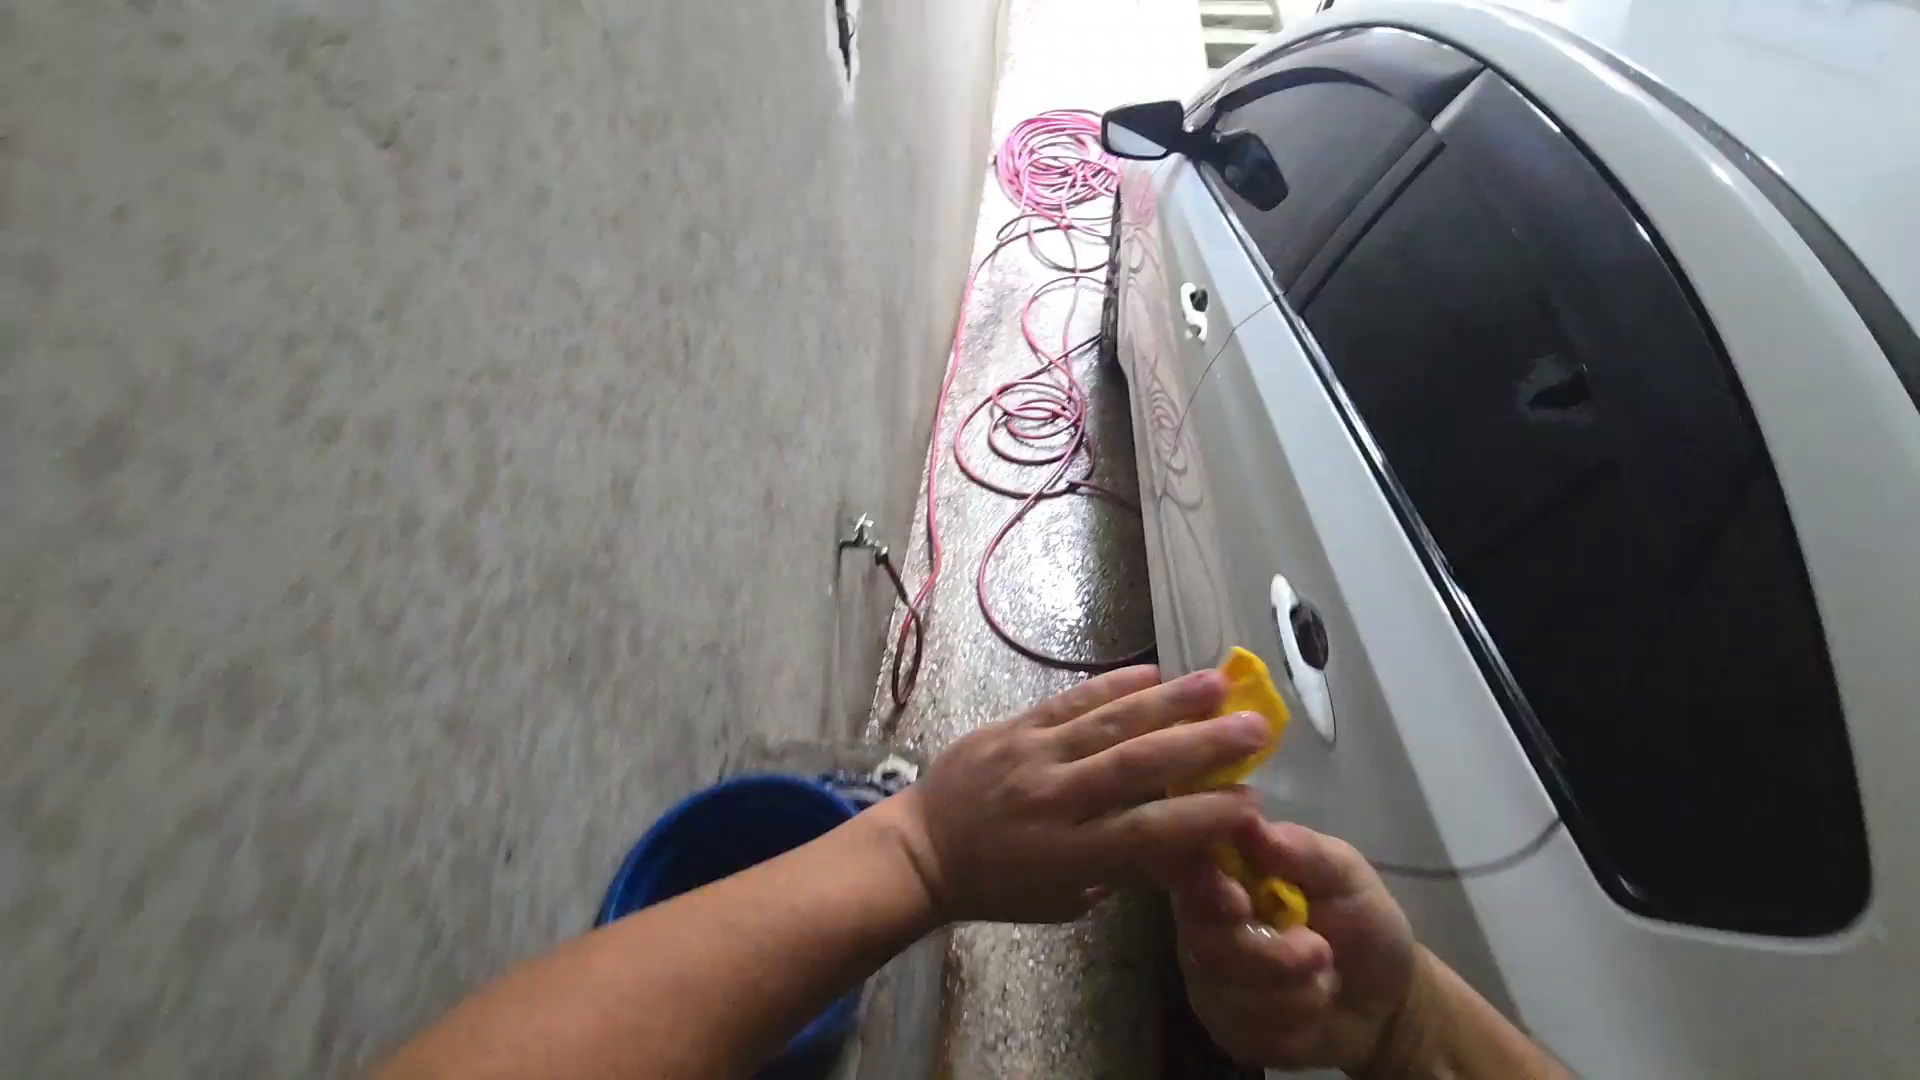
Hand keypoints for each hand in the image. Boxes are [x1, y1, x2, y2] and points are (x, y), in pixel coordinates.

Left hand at [872, 665, 1272, 923]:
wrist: (924, 847)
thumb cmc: (1001, 885)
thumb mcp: (1066, 899)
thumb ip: (1126, 869)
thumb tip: (1192, 845)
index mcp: (1069, 854)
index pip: (1148, 831)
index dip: (1203, 815)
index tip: (1253, 800)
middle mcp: (1054, 797)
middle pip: (1137, 765)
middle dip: (1202, 744)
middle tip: (1256, 725)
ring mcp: (1030, 754)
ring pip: (1107, 722)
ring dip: (1167, 701)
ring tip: (1216, 683)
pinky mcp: (1011, 726)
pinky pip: (1067, 700)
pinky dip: (1110, 685)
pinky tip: (1149, 672)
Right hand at [1171, 821, 1415, 1072]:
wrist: (1384, 1001)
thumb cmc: (1358, 918)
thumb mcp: (1345, 874)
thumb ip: (1301, 849)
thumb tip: (1248, 821)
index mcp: (1220, 866)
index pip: (1180, 861)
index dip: (1200, 883)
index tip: (1240, 899)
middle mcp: (1198, 913)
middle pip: (1202, 936)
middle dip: (1269, 954)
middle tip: (1321, 951)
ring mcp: (1204, 969)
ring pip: (1223, 987)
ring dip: (1290, 991)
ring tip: (1325, 977)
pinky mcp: (1220, 1019)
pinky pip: (1240, 1026)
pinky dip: (1291, 1024)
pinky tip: (1312, 1008)